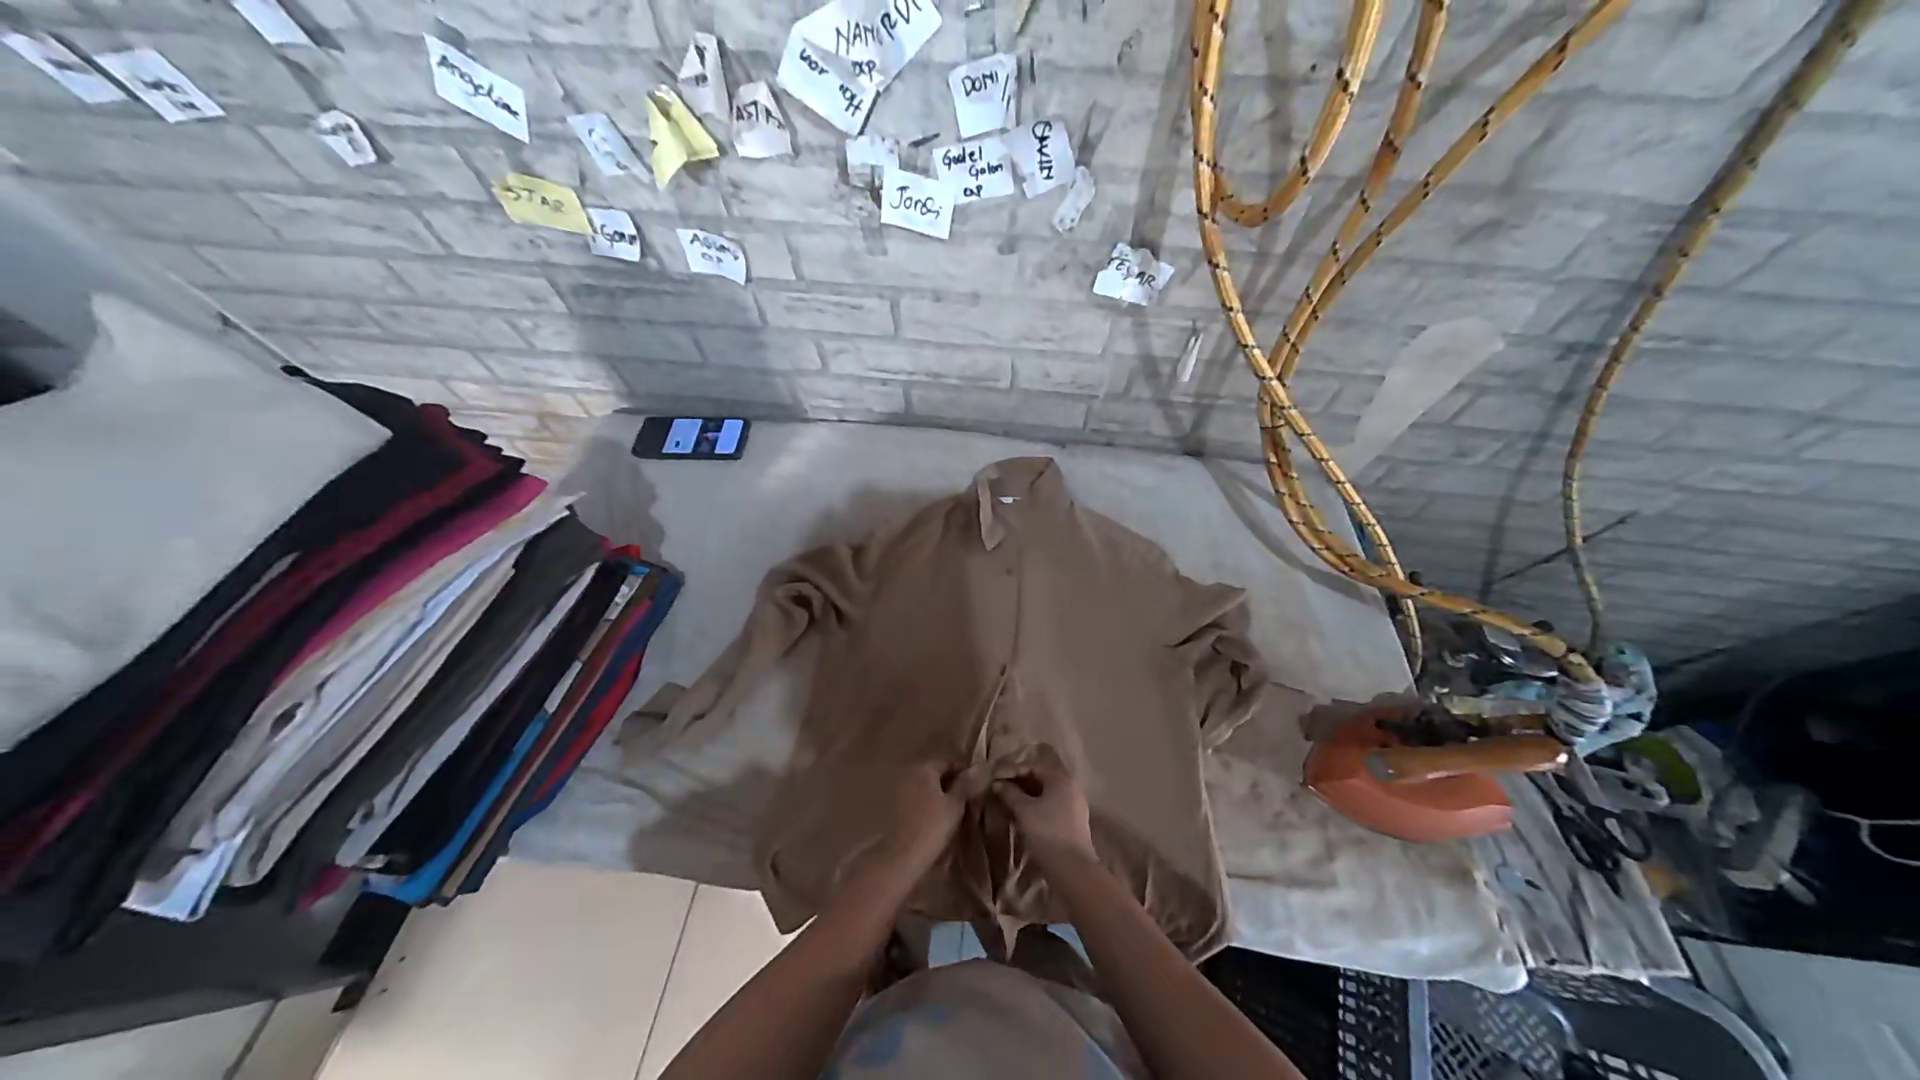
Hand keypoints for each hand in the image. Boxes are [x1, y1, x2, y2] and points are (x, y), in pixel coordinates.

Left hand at [876, 761, 966, 875]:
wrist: (902, 856)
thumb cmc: (932, 826)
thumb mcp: (955, 804)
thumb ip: (966, 783)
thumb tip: (980, 765)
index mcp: (923, 767)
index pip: (948, 761)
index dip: (965, 771)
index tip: (977, 785)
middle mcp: (908, 772)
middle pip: (935, 772)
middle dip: (952, 782)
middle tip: (968, 798)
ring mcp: (899, 789)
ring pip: (925, 785)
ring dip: (939, 793)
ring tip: (955, 809)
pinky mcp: (893, 806)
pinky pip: (916, 797)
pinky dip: (927, 802)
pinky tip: (937, 817)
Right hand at [993, 750, 1096, 868]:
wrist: (1072, 869)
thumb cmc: (1047, 832)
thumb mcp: (1024, 810)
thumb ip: (1010, 793)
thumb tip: (998, 783)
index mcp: (1062, 779)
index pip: (1033, 767)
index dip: (1012, 771)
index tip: (995, 778)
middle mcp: (1071, 788)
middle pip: (1041, 780)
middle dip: (1018, 784)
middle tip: (999, 789)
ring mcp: (1074, 806)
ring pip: (1045, 795)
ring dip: (1026, 797)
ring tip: (1007, 802)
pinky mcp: (1073, 823)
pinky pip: (1051, 808)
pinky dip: (1035, 808)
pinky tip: (1022, 816)